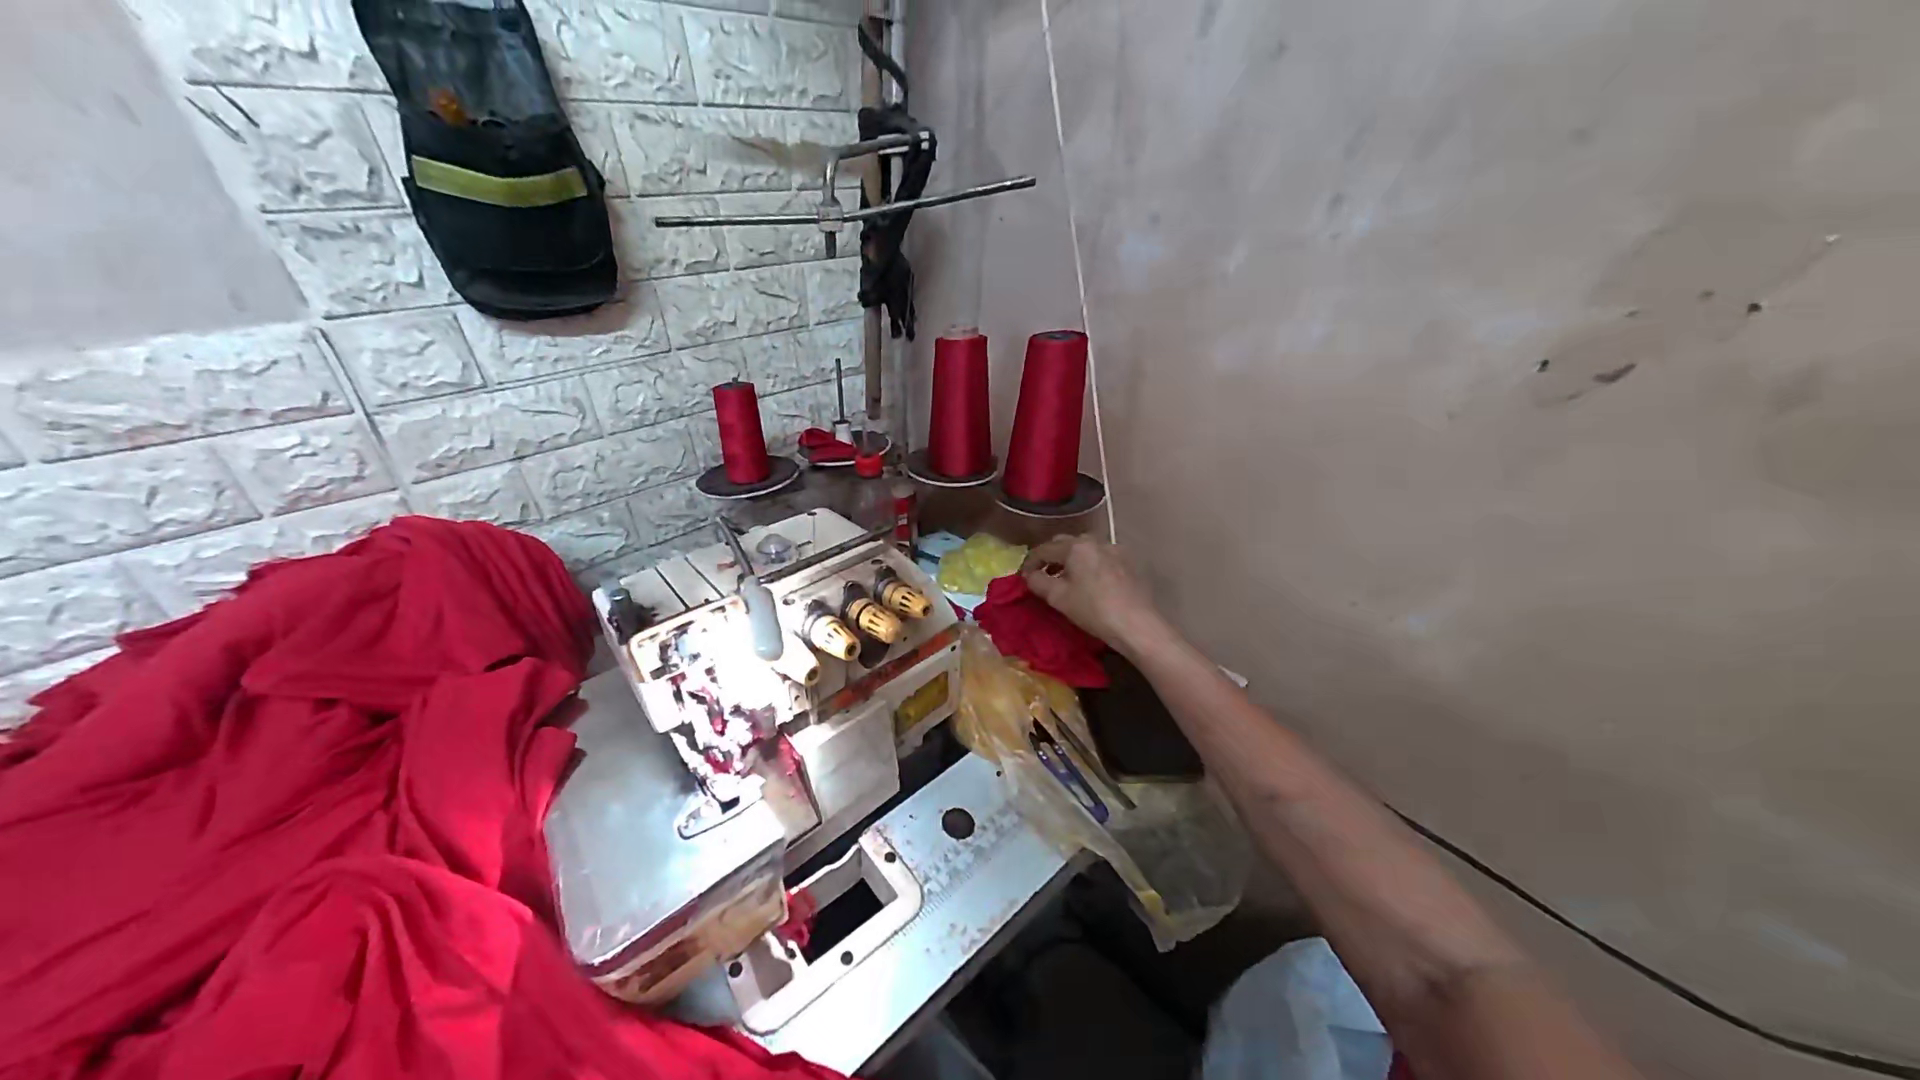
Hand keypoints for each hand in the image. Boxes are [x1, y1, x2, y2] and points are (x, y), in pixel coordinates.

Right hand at [1019, 535, 1163, 653]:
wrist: (1136, 625)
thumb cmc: (1093, 610)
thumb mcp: (1058, 598)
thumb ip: (1038, 582)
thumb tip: (1030, 575)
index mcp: (1076, 546)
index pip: (1045, 548)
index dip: (1030, 562)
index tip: (1023, 577)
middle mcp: (1096, 541)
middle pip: (1066, 543)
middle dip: (1051, 557)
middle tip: (1043, 575)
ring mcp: (1115, 550)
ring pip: (1086, 549)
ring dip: (1072, 560)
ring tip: (1066, 579)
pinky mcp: (1129, 563)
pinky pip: (1102, 558)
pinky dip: (1090, 565)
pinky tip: (1090, 582)